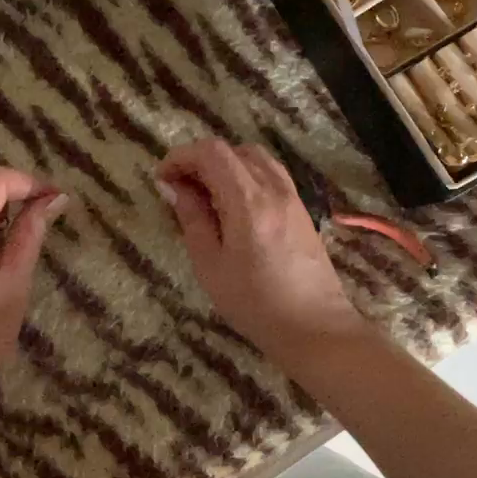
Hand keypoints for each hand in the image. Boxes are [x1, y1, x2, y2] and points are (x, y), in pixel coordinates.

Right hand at [156, 139, 365, 362]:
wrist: (314, 327)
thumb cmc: (255, 303)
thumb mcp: (210, 266)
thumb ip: (192, 220)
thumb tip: (174, 188)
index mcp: (248, 201)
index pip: (211, 153)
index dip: (181, 157)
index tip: (162, 179)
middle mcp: (273, 189)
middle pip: (233, 150)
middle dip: (200, 160)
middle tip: (180, 188)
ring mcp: (292, 196)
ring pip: (254, 158)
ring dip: (224, 165)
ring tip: (205, 194)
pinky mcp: (301, 209)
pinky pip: (269, 174)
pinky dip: (245, 175)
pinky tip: (233, 205)